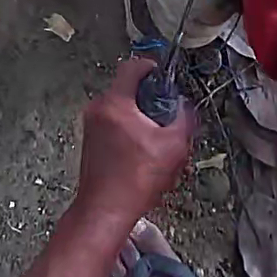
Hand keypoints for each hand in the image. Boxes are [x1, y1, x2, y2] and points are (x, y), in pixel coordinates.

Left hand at [76, 60, 196, 222]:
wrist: (105, 210)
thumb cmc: (133, 181)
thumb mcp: (174, 146)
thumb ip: (184, 118)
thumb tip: (185, 107)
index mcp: (115, 104)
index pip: (132, 67)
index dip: (151, 66)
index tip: (163, 76)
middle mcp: (99, 110)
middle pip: (128, 88)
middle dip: (150, 97)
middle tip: (166, 113)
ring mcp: (91, 126)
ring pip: (121, 106)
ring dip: (141, 116)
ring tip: (156, 138)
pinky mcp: (91, 141)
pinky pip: (114, 122)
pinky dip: (129, 129)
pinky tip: (143, 150)